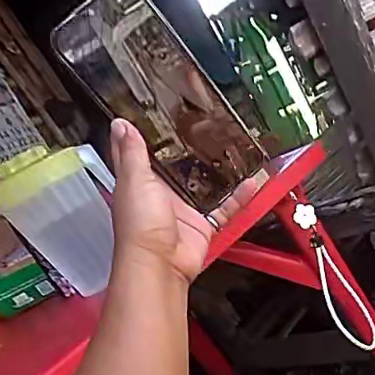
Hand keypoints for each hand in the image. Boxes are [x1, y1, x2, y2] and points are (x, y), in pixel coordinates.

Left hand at [108, 117, 261, 283]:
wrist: (160, 264)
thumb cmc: (140, 225)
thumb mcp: (134, 179)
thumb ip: (132, 152)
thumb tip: (120, 124)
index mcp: (139, 181)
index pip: (140, 153)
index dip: (145, 133)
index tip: (156, 110)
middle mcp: (161, 195)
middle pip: (176, 167)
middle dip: (188, 148)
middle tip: (205, 121)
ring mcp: (184, 211)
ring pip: (204, 185)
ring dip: (217, 170)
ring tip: (233, 146)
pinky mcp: (203, 225)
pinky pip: (225, 209)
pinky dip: (239, 198)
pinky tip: (253, 181)